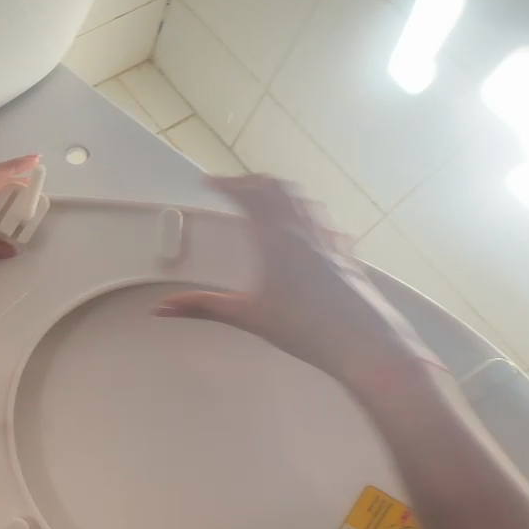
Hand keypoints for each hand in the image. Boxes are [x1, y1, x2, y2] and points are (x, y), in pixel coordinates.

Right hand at [158, 175, 436, 391]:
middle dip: (253, 182)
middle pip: (280, 189)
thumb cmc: (306, 329)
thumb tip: (160, 308)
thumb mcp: (248, 317)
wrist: (367, 346)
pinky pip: (323, 219)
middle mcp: (306, 231)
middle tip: (233, 186)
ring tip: (264, 197)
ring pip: (305, 199)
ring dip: (281, 191)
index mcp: (278, 239)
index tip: (209, 182)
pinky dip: (305, 211)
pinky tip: (305, 226)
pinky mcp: (347, 254)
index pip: (251, 196)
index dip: (228, 185)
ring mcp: (330, 240)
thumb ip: (203, 307)